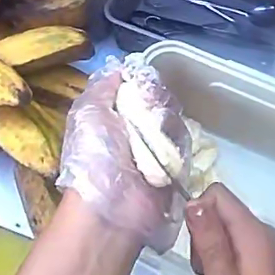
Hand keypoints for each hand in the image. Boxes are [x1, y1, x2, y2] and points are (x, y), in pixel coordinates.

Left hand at [55, 59, 184, 250]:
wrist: (110, 208)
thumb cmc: (94, 156)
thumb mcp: (88, 112)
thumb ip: (104, 86)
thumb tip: (124, 67)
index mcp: (116, 117)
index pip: (139, 87)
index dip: (143, 82)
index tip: (142, 84)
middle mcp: (137, 130)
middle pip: (161, 100)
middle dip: (156, 102)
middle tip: (146, 114)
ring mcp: (157, 148)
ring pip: (175, 118)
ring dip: (165, 125)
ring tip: (151, 141)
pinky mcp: (175, 165)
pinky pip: (186, 142)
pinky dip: (176, 145)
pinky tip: (164, 154)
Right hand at [187, 184, 274, 274]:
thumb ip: (212, 250)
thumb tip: (194, 203)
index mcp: (255, 236)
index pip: (218, 195)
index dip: (196, 215)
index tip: (190, 254)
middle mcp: (265, 233)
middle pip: (222, 210)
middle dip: (202, 237)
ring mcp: (270, 249)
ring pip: (228, 229)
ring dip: (211, 253)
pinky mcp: (269, 265)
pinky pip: (238, 246)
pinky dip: (224, 263)